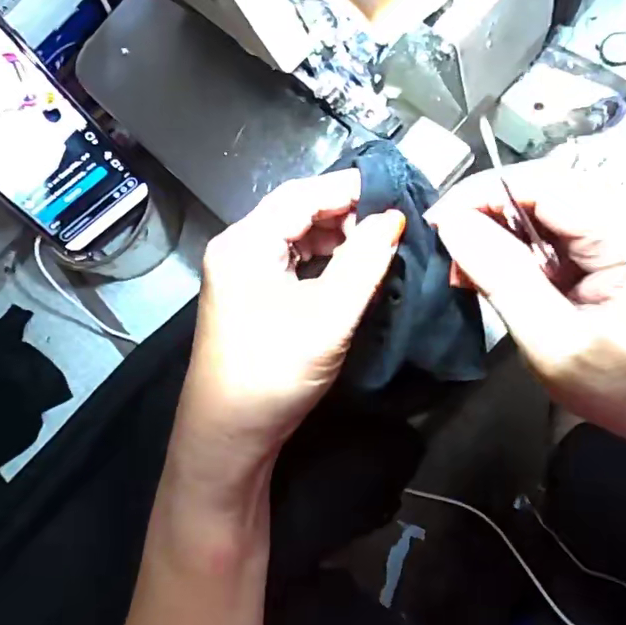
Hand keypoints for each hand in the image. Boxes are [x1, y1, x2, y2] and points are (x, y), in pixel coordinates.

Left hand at [174, 171, 404, 501]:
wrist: (227, 435)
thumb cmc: (274, 372)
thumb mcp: (329, 315)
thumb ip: (364, 261)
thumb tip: (394, 219)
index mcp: (246, 241)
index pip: (303, 193)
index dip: (351, 189)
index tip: (397, 194)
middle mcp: (237, 247)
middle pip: (297, 211)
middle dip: (346, 214)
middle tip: (391, 227)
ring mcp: (240, 271)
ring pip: (296, 236)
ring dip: (336, 237)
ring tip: (378, 248)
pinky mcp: (249, 294)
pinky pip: (290, 260)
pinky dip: (322, 260)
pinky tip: (350, 269)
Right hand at [427, 162, 625, 468]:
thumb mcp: (557, 345)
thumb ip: (502, 277)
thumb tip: (451, 222)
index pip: (541, 185)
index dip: (478, 196)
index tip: (433, 226)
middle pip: (547, 190)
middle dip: (490, 220)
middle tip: (453, 263)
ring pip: (553, 207)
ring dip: (509, 237)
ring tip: (478, 276)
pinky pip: (569, 227)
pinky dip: (533, 250)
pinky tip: (516, 278)